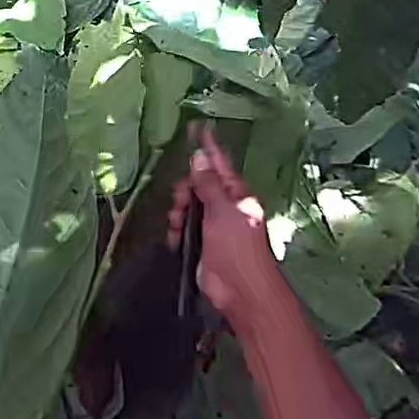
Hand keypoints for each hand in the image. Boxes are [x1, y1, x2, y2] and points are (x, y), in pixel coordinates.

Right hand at [168, 124, 286, 325]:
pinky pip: (185, 226)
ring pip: (189, 204)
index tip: (198, 126)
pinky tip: (177, 240)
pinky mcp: (203, 242)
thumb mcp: (221, 210)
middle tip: (180, 203)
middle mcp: (225, 203)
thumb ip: (207, 184)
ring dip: (179, 212)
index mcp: (235, 192)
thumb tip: (199, 156)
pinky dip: (178, 230)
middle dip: (185, 190)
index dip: (207, 145)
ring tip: (178, 226)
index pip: (218, 161)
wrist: (241, 292)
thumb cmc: (237, 247)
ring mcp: (214, 223)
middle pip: (198, 183)